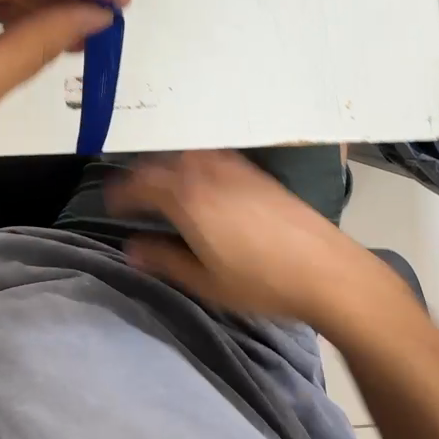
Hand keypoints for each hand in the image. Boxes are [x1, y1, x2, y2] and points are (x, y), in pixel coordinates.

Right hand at [109, 151, 406, 328]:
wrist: (328, 271)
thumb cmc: (262, 282)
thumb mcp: (205, 281)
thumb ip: (164, 260)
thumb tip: (131, 248)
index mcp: (186, 199)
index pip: (140, 185)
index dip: (121, 194)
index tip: (110, 204)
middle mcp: (206, 174)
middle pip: (162, 164)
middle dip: (141, 176)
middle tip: (131, 193)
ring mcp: (234, 169)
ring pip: (187, 156)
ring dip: (168, 166)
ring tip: (163, 183)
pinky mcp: (256, 173)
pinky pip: (212, 156)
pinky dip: (195, 163)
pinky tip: (201, 179)